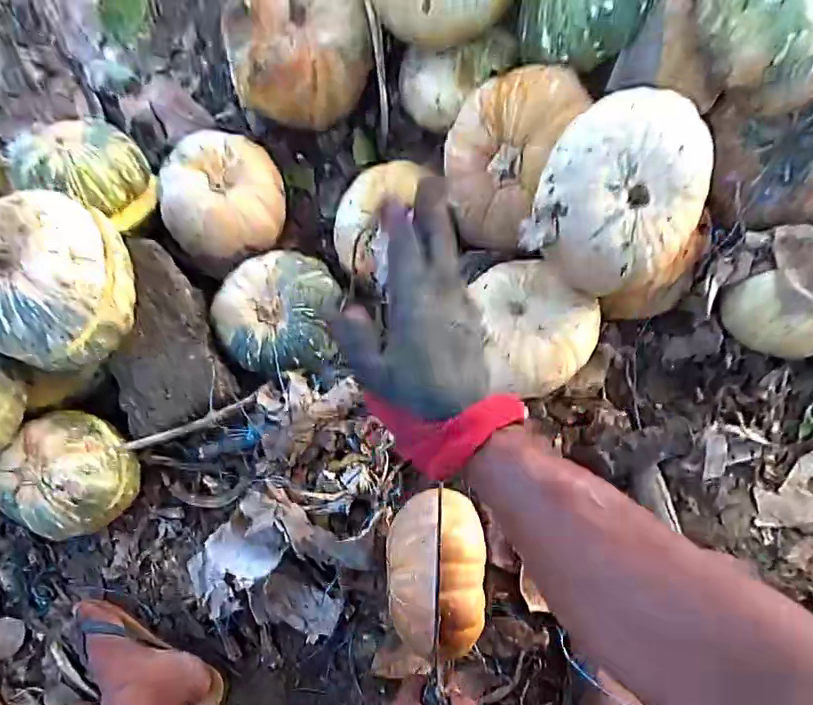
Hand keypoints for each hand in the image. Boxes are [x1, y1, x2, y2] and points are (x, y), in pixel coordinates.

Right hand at [331, 177, 491, 421]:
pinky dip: (450, 264)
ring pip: (451, 261)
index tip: (393, 198)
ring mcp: (459, 307)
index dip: (398, 226)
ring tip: (438, 210)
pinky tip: (446, 264)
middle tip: (428, 182)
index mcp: (413, 305)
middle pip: (438, 245)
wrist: (462, 415)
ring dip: (443, 233)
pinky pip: (458, 282)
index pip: (405, 255)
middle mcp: (440, 297)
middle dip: (431, 212)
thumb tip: (342, 307)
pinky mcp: (471, 321)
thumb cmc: (413, 395)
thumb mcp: (374, 373)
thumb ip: (355, 339)